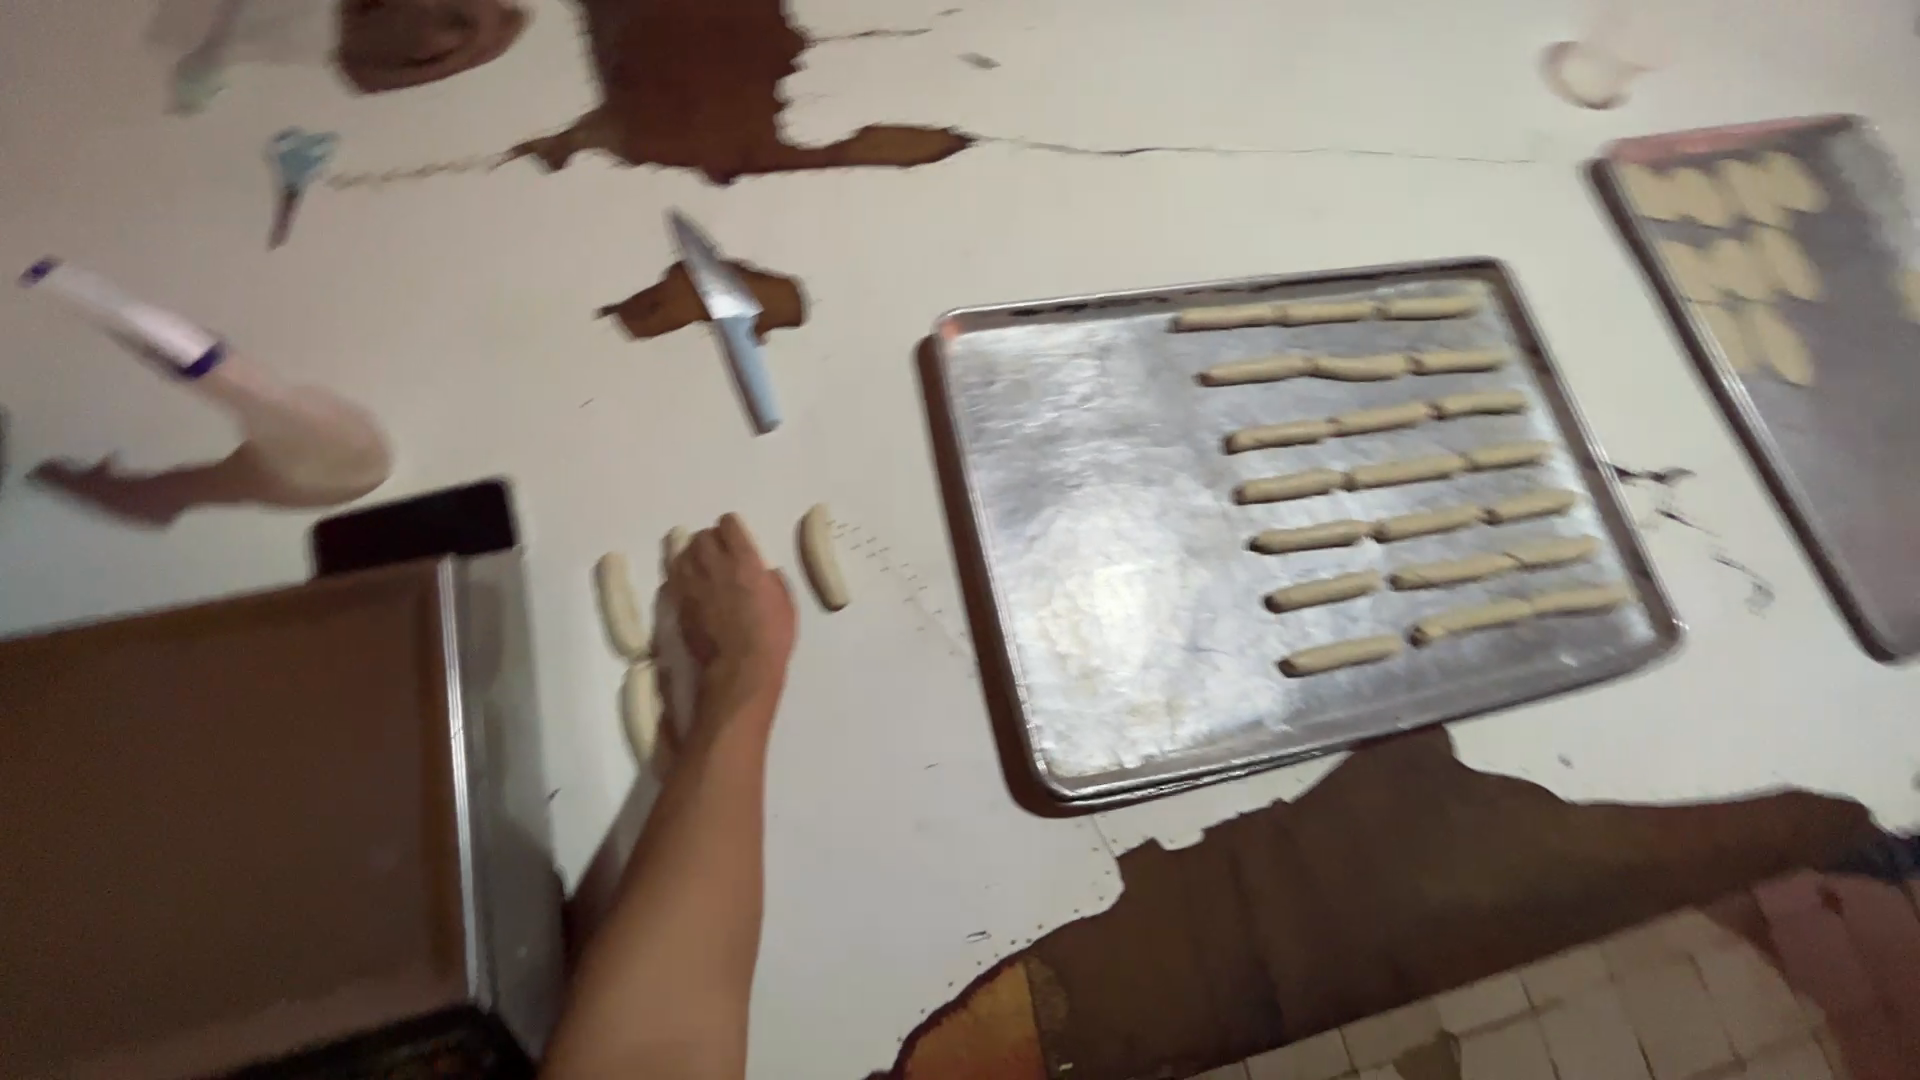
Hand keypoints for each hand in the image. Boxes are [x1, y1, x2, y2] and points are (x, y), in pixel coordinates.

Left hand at [669, 514, 796, 712]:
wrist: (740, 668)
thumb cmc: (771, 636)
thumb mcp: (785, 603)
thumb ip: (771, 580)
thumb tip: (763, 573)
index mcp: (745, 561)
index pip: (729, 525)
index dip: (732, 527)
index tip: (736, 535)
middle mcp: (715, 566)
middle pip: (701, 536)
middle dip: (710, 539)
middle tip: (718, 551)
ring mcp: (692, 584)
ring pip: (682, 553)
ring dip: (692, 554)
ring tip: (701, 564)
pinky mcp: (678, 603)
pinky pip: (673, 577)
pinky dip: (680, 575)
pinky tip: (689, 584)